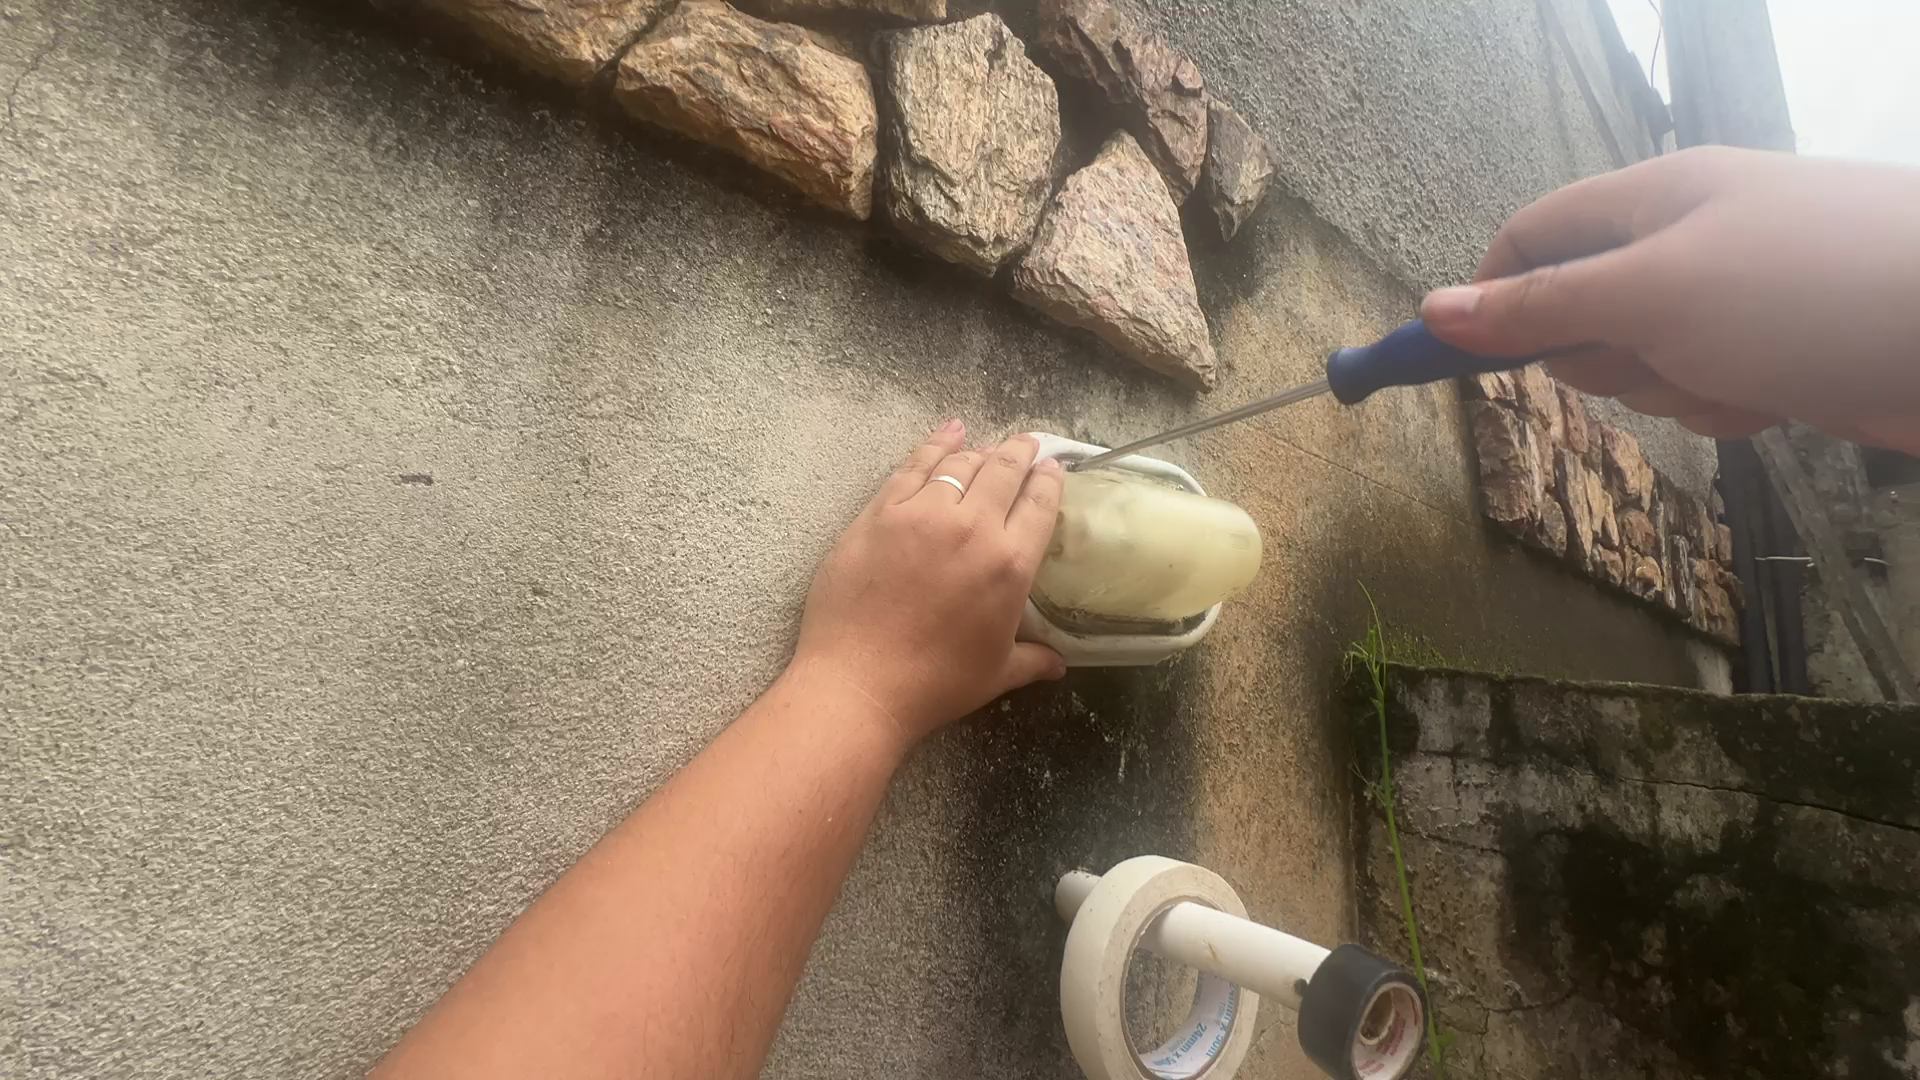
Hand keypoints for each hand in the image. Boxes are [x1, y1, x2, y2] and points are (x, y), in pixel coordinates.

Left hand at [791, 424, 1066, 746]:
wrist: (859, 682)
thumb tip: (1060, 664)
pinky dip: (935, 445)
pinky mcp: (880, 512)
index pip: (1040, 505)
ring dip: (979, 451)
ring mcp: (923, 514)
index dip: (1050, 481)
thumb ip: (1032, 660)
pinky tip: (947, 432)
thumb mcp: (996, 675)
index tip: (1053, 468)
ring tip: (986, 446)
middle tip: (1026, 443)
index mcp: (1010, 565)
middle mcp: (973, 528)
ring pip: (960, 463)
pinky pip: (914, 467)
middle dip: (1020, 452)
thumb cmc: (934, 684)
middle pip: (1004, 471)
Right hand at [1420, 147, 1919, 451]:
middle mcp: (1681, 242)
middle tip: (1639, 355)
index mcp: (1651, 202)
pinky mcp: (1763, 348)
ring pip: (1626, 360)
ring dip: (1656, 386)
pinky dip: (1711, 403)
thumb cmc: (1811, 293)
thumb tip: (1430, 310)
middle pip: (1569, 311)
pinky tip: (1767, 397)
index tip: (1478, 355)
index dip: (1491, 295)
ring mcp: (1725, 298)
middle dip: (1591, 354)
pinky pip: (1688, 386)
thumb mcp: (1648, 296)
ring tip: (1726, 375)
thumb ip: (1533, 307)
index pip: (1526, 240)